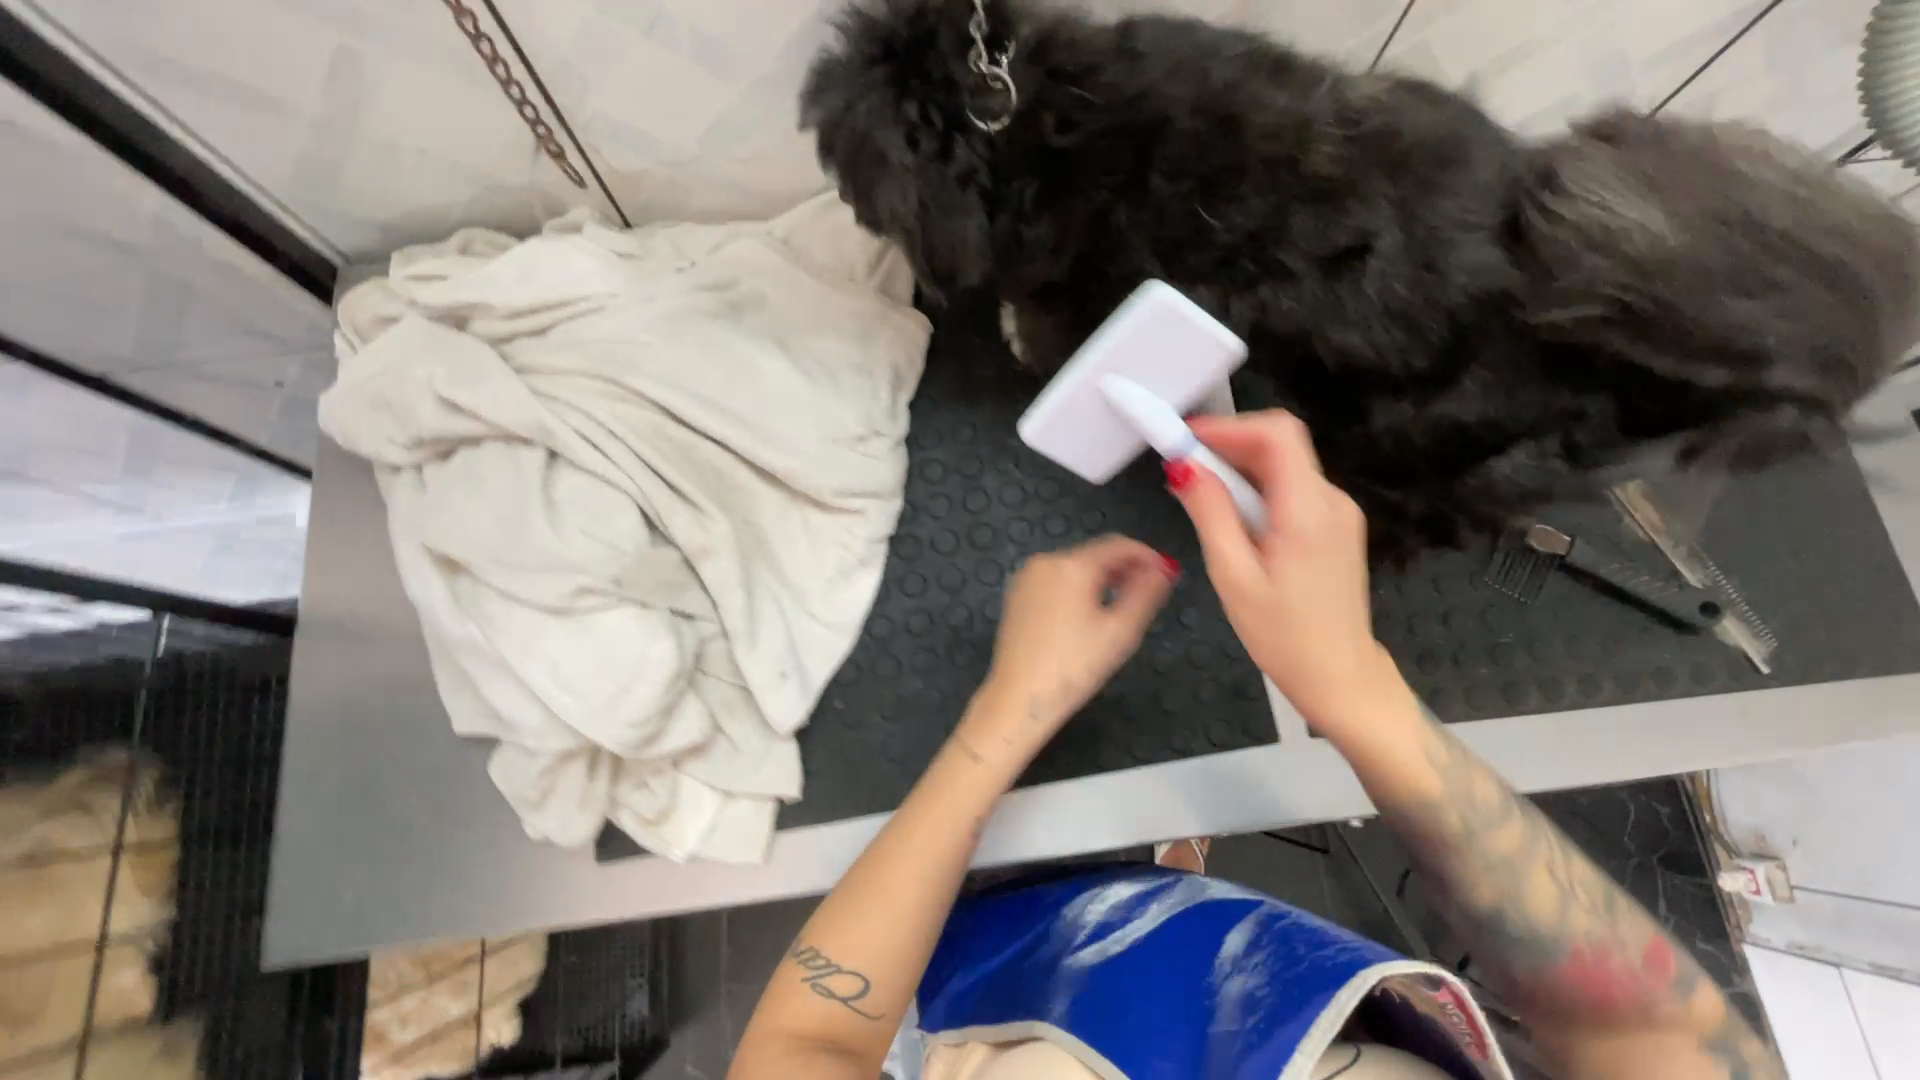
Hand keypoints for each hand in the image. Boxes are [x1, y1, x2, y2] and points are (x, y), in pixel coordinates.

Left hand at [963, 535, 1178, 766]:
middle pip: (1095, 554)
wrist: (1019, 699)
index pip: (1119, 545)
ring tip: (1121, 607)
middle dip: (1124, 569)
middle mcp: (1045, 562)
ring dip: (1101, 579)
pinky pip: (1056, 580)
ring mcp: (1026, 577)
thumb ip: (1147, 593)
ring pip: (1075, 567)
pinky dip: (1077, 589)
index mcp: (1072, 565)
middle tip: (1148, 594)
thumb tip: (1164, 569)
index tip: (1167, 574)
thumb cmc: (1074, 668)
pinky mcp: (1016, 594)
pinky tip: (1087, 616)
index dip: (1148, 556)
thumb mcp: (1121, 631)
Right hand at [1166, 411, 1403, 736]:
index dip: (1229, 426)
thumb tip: (1184, 468)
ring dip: (1240, 471)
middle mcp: (1332, 501)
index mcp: (1309, 510)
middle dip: (1229, 447)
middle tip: (1182, 470)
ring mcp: (1339, 513)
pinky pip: (1292, 491)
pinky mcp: (1335, 527)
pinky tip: (1232, 521)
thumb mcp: (1234, 577)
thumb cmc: (1282, 635)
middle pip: (1281, 446)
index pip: (1278, 434)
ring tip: (1200, 498)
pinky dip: (1258, 491)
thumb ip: (1211, 515)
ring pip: (1285, 467)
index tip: (1185, 439)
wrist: (1338, 676)